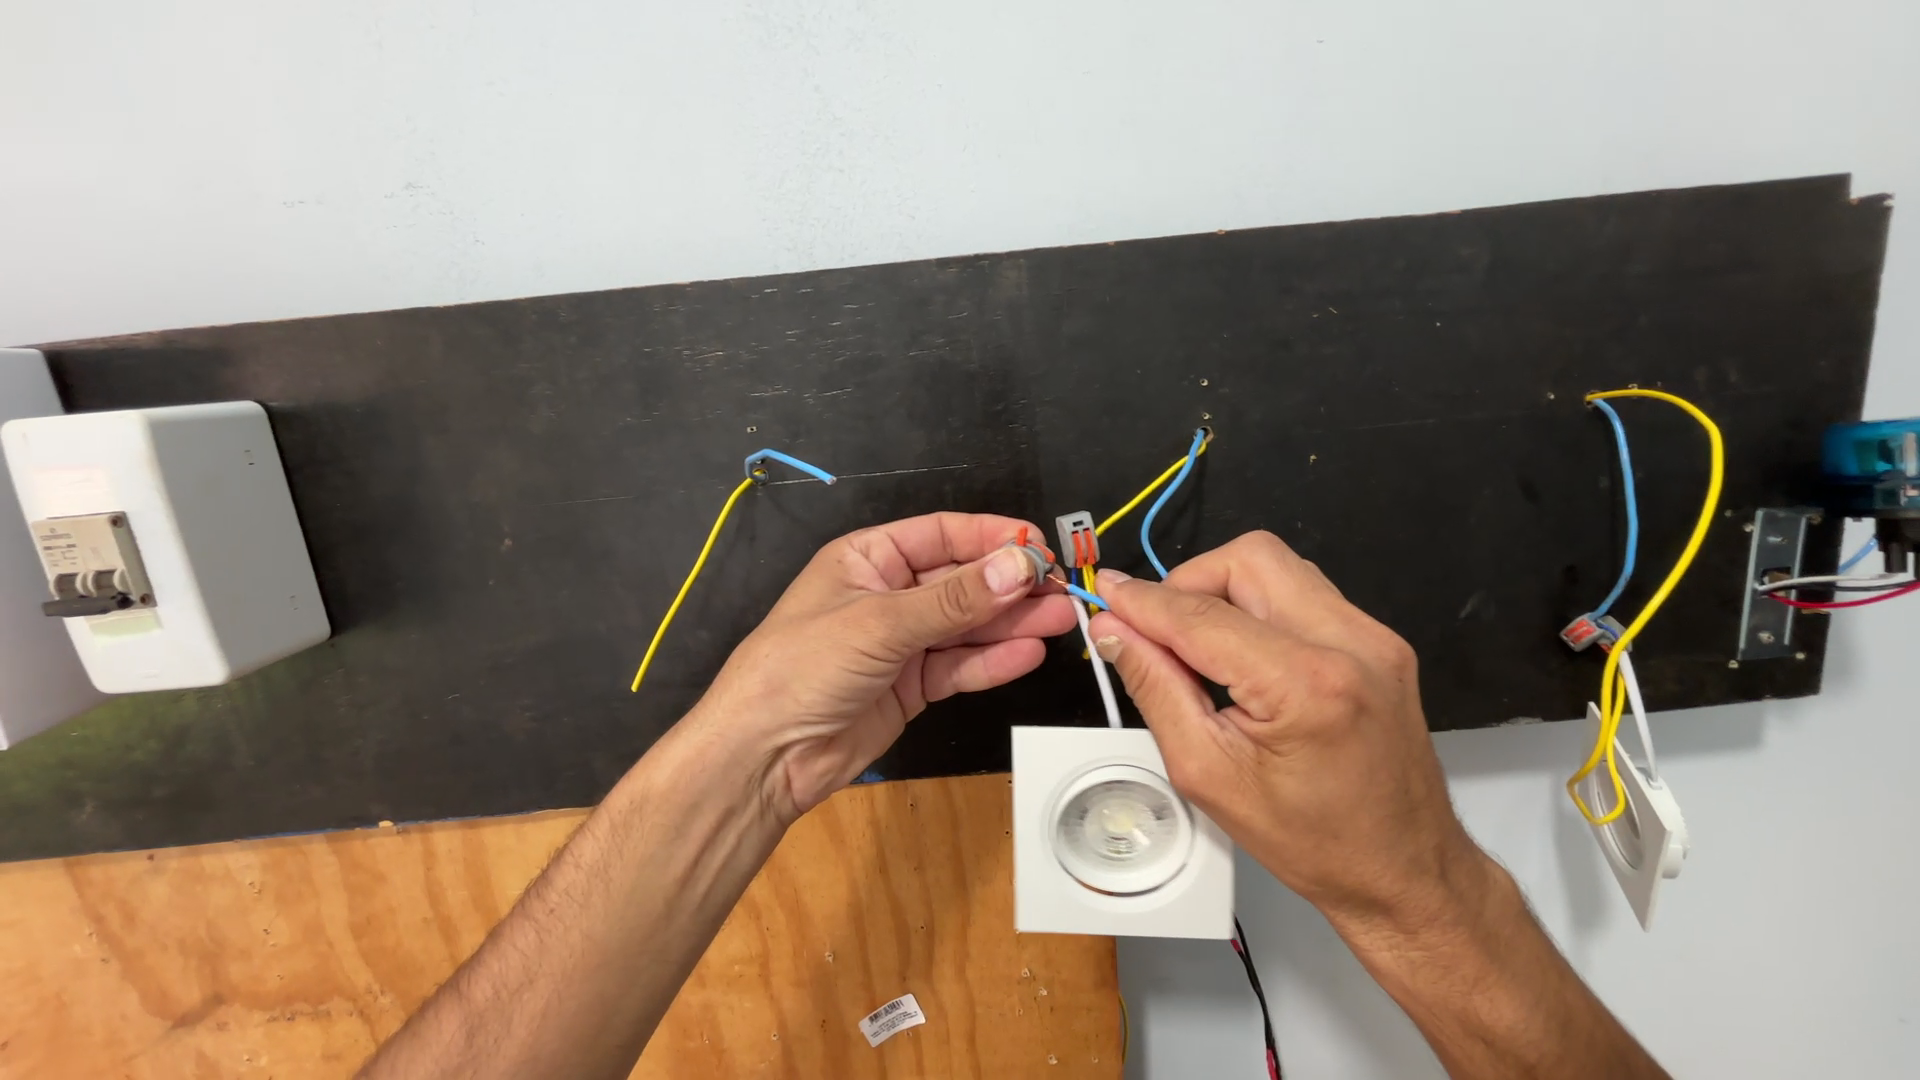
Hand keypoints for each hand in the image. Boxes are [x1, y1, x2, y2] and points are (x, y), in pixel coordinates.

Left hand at [687, 512, 1074, 823]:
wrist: (764, 756)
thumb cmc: (806, 665)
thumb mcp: (880, 623)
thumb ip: (955, 599)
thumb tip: (1020, 565)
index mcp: (868, 558)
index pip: (941, 535)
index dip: (991, 537)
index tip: (1039, 546)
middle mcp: (888, 594)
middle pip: (960, 582)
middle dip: (1009, 585)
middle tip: (1060, 590)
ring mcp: (901, 643)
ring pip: (966, 626)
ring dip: (1010, 623)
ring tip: (1060, 620)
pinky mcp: (911, 686)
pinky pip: (957, 667)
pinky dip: (991, 662)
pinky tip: (1028, 654)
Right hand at [1087, 532, 1489, 935]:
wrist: (1404, 870)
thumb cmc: (1307, 840)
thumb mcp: (1207, 773)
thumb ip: (1154, 688)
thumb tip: (1112, 630)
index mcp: (1307, 684)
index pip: (1203, 615)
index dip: (1143, 601)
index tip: (1103, 594)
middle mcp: (1350, 641)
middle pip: (1248, 558)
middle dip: (1188, 582)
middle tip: (1158, 631)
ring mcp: (1373, 635)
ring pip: (1275, 565)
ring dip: (1221, 589)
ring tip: (1198, 646)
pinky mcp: (1379, 639)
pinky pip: (1300, 590)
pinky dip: (1254, 606)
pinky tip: (1239, 654)